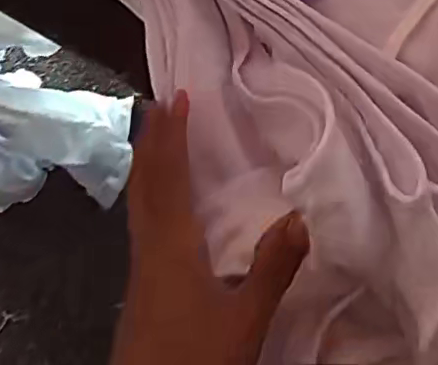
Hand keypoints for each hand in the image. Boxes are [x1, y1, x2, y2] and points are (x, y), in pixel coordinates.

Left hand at [112, 92, 309, 364]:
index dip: (173, 135)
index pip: (170, 176)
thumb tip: (300, 215)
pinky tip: (156, 206)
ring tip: (152, 139)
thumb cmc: (194, 360)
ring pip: (137, 200)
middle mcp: (148, 247)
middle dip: (151, 139)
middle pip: (145, 181)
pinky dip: (146, 192)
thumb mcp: (244, 321)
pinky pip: (140, 219)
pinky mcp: (138, 287)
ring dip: (145, 163)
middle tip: (156, 104)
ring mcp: (138, 268)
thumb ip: (272, 269)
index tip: (177, 98)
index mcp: (171, 244)